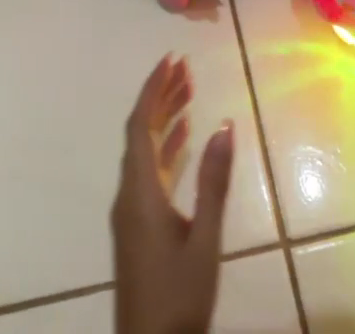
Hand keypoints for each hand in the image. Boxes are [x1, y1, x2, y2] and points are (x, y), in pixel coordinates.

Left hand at [113, 55, 233, 333]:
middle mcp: (129, 194)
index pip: (140, 125)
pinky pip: (150, 172)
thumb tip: (225, 125)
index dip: (154, 89)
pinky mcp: (140, 225)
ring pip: (145, 151)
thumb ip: (214, 182)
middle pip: (140, 132)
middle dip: (161, 97)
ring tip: (190, 91)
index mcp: (139, 192)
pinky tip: (186, 139)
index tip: (171, 59)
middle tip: (185, 67)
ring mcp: (132, 211)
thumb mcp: (204, 239)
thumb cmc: (178, 295)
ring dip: (165, 120)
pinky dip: (167, 149)